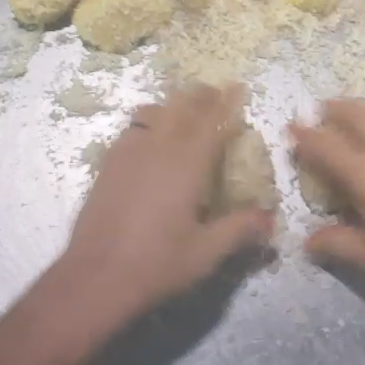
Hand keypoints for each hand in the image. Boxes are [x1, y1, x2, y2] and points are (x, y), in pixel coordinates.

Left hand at [60, 83, 272, 316]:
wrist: (94, 277)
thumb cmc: (155, 264)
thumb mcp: (205, 253)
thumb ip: (239, 229)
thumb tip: (270, 217)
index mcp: (188, 164)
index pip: (213, 122)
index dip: (228, 103)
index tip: (240, 87)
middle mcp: (160, 148)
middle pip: (184, 108)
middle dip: (202, 96)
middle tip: (216, 89)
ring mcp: (130, 153)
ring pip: (156, 112)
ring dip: (175, 103)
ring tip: (186, 103)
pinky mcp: (109, 164)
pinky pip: (134, 128)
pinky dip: (149, 119)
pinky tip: (151, 131)